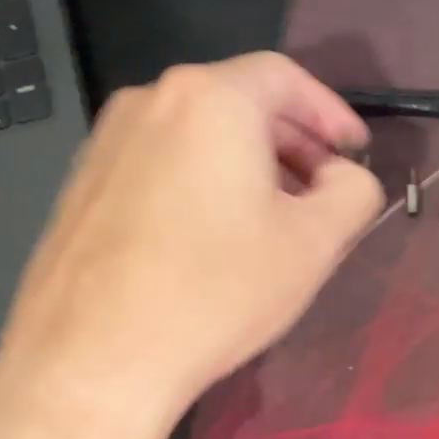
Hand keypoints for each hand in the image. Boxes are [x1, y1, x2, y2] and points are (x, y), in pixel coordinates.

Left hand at [0, 53, 382, 438]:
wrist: (94, 361)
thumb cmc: (219, 289)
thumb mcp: (318, 242)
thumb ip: (355, 191)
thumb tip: (347, 177)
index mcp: (211, 100)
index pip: (285, 77)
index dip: (331, 111)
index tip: (355, 152)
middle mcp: (151, 102)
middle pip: (241, 101)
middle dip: (295, 141)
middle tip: (326, 192)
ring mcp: (107, 142)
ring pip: (201, 134)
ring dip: (253, 164)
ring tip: (278, 220)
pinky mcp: (83, 184)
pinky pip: (165, 162)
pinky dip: (207, 181)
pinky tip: (219, 239)